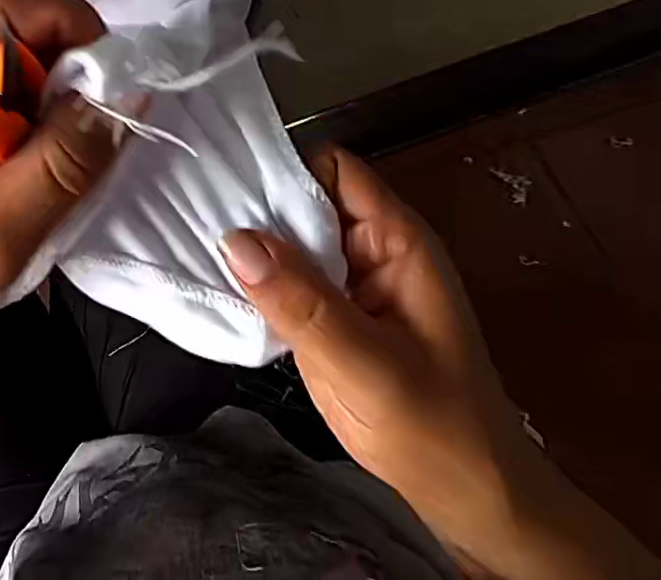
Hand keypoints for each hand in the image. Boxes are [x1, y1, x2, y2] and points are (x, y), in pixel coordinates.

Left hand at [0, 0, 123, 361]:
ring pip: (34, 39)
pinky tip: (56, 140)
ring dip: (70, 79)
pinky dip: (61, 96)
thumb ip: (64, 162)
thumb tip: (128, 97)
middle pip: (22, 14)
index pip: (1, 4)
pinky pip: (33, 69)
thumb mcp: (0, 228)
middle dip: (74, 55)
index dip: (66, 23)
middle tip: (96, 114)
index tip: (108, 79)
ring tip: (73, 137)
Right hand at [221, 147, 660, 578]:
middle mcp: (370, 247)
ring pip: (295, 241)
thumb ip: (300, 301)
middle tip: (201, 215)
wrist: (463, 492)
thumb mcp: (364, 361)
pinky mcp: (332, 314)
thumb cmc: (432, 422)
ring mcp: (350, 281)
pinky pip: (290, 281)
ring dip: (256, 246)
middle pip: (309, 201)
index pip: (335, 170)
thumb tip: (235, 240)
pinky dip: (261, 282)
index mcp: (393, 237)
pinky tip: (222, 286)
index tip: (233, 181)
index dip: (287, 168)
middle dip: (260, 207)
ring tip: (198, 243)